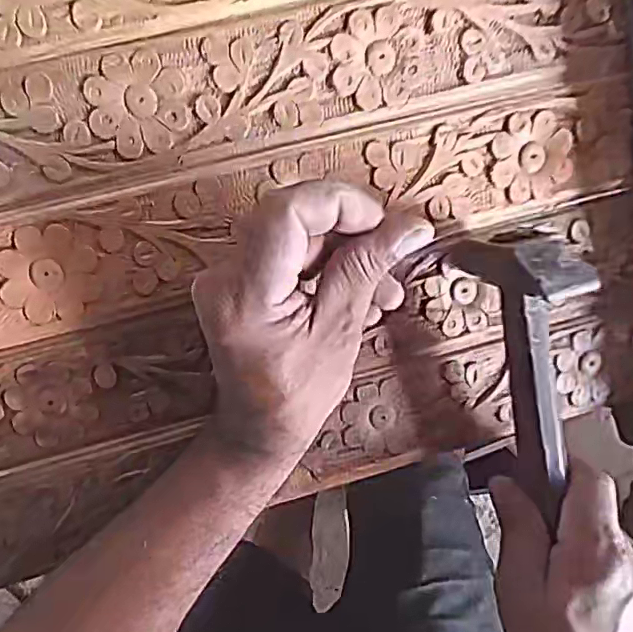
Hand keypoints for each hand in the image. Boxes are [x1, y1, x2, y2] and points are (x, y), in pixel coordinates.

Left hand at [193, 180, 432, 460]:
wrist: (256, 427)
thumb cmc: (293, 398)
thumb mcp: (338, 334)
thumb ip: (367, 270)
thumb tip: (409, 224)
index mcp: (246, 297)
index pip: (288, 212)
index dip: (342, 205)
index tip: (382, 225)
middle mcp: (222, 280)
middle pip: (291, 218)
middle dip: (349, 232)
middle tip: (389, 258)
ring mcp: (222, 279)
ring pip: (292, 233)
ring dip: (342, 253)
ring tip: (380, 290)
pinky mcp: (232, 281)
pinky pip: (283, 252)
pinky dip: (321, 265)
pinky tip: (354, 291)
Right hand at [490, 462, 632, 631]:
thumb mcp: (518, 583)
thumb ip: (518, 528)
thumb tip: (509, 488)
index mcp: (594, 547)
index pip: (590, 479)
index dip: (563, 464)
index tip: (538, 466)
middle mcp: (627, 552)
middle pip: (595, 500)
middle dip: (558, 503)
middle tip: (526, 523)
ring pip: (601, 525)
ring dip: (570, 530)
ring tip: (543, 563)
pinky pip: (611, 548)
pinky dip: (585, 550)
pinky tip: (564, 581)